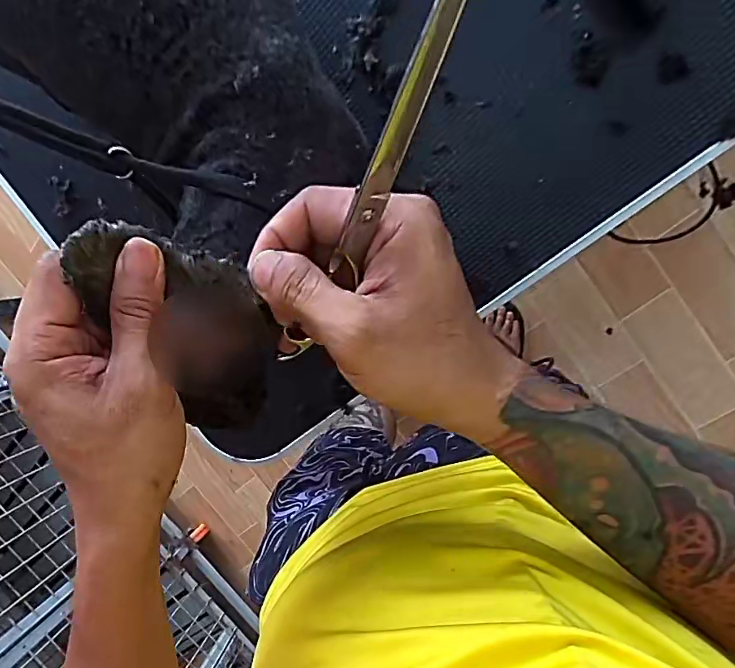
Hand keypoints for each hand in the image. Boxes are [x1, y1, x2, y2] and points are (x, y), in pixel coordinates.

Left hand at [6, 240, 185, 538]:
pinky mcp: (72, 383)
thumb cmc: (128, 462)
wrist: (125, 512)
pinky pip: (95, 342)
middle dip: (117, 288)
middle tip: (162, 298)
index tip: (147, 259)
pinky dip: (125, 339)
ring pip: (87, 315)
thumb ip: (138, 313)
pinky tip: (150, 351)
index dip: (103, 258)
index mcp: (35, 352)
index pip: (57, 271)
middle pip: (70, 290)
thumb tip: (140, 256)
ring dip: (125, 316)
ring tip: (160, 331)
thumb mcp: (142, 379)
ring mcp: (51, 371)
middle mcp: (33, 356)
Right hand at [249, 187, 523, 440]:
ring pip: (331, 257)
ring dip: (312, 294)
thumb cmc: (428, 367)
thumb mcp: (350, 330)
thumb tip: (263, 265)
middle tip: (286, 315)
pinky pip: (351, 277)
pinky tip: (327, 331)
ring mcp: (402, 252)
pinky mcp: (400, 277)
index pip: (312, 204)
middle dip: (296, 272)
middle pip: (320, 229)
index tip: (263, 279)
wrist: (471, 396)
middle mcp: (402, 226)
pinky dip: (332, 303)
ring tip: (307, 330)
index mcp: (396, 221)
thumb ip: (299, 290)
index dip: (278, 241)